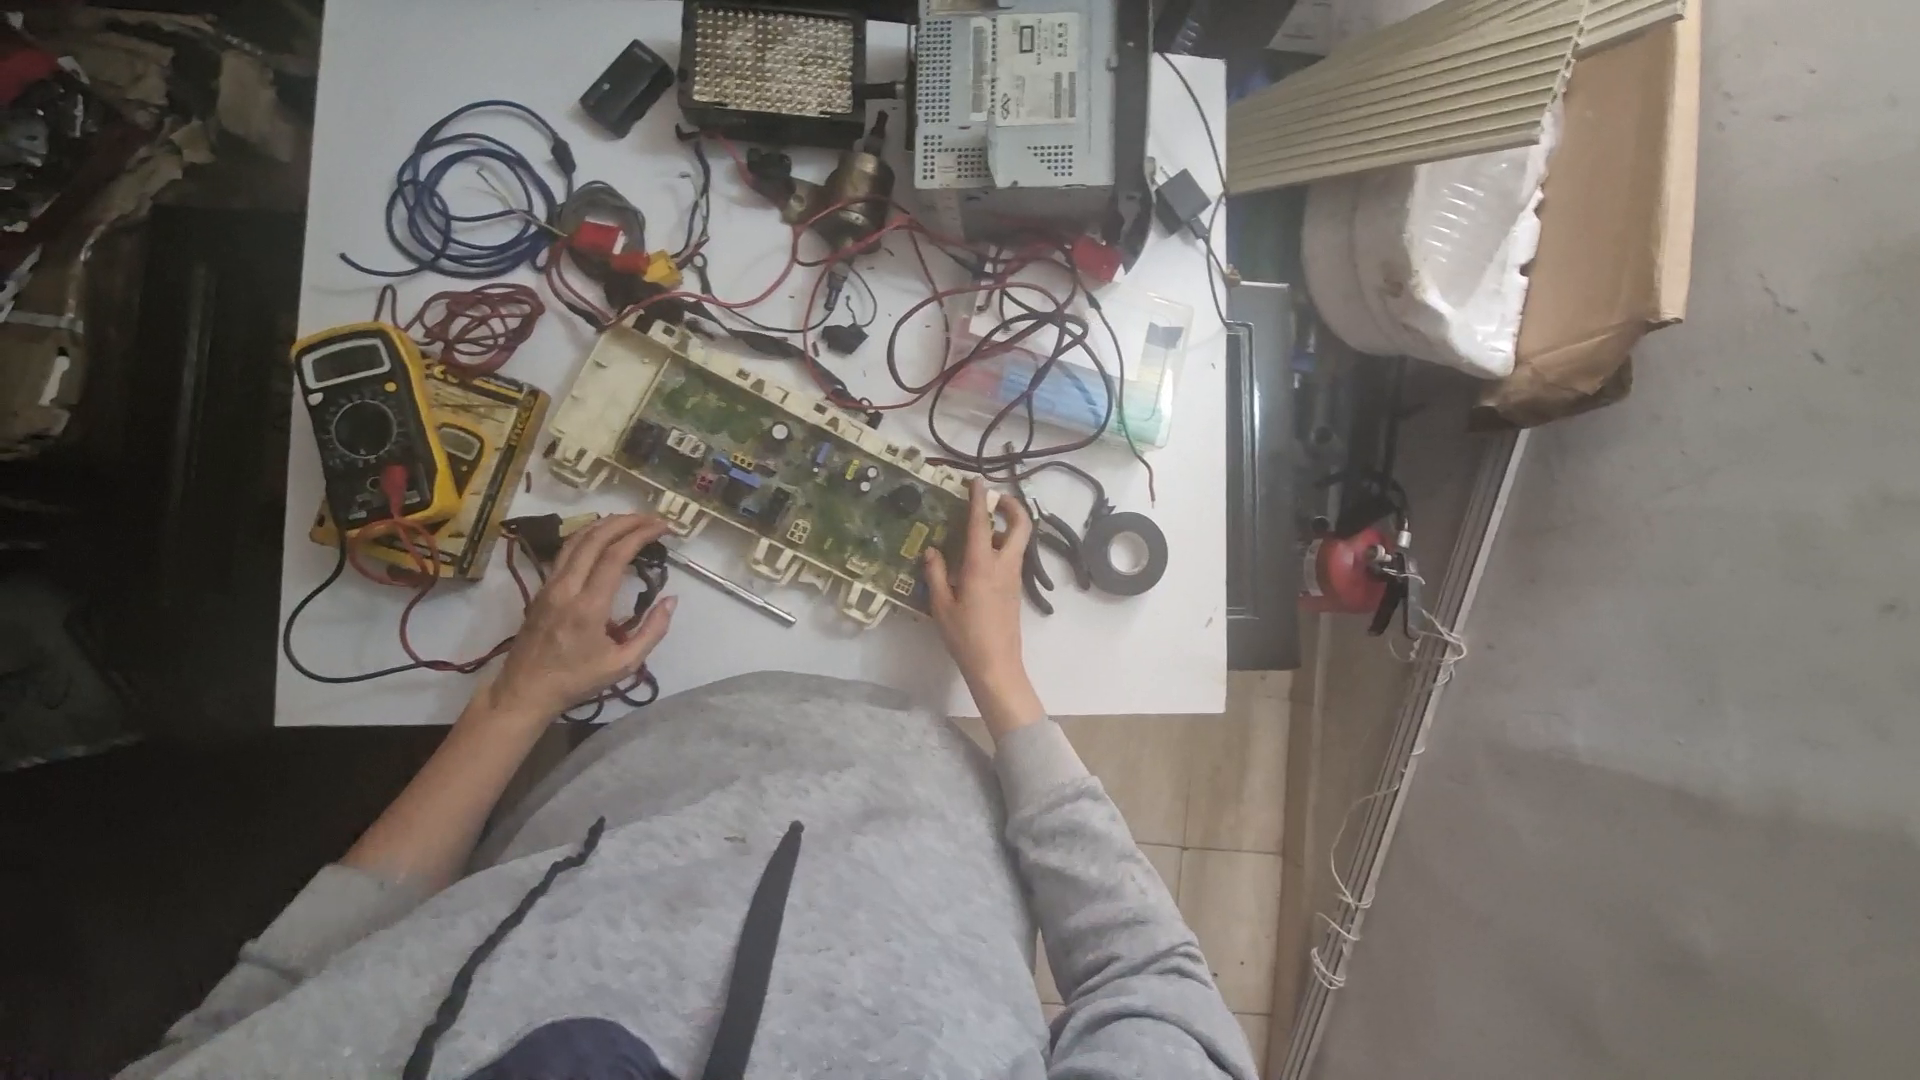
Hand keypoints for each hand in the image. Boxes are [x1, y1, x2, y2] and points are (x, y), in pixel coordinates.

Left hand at [486, 515, 677, 717]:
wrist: (524, 692)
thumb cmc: (576, 680)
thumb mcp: (624, 665)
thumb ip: (652, 631)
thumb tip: (671, 600)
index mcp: (588, 606)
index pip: (615, 556)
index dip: (640, 535)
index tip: (663, 528)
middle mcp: (566, 588)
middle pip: (594, 539)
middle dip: (625, 522)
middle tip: (651, 518)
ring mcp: (549, 586)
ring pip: (575, 541)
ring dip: (604, 525)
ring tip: (630, 520)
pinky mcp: (541, 590)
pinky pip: (565, 553)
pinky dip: (588, 537)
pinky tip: (602, 538)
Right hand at [925, 479, 1045, 736]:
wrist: (996, 665)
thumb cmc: (965, 637)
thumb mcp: (941, 606)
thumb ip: (937, 574)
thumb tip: (932, 550)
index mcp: (982, 566)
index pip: (982, 523)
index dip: (979, 499)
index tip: (977, 481)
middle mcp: (1004, 566)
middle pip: (1021, 525)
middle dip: (1012, 506)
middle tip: (995, 499)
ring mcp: (1013, 578)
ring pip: (1019, 541)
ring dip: (1006, 526)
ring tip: (981, 526)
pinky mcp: (1015, 590)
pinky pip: (1012, 557)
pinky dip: (1002, 545)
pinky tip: (980, 555)